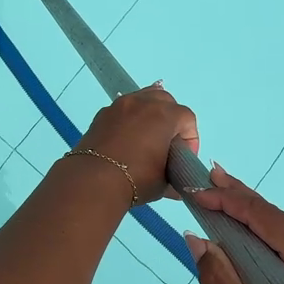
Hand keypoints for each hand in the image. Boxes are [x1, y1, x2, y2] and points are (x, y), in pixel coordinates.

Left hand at [74, 84, 197, 202]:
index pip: (187, 117)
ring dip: (149, 114)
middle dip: (171, 119)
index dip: (190, 138)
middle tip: (167, 143)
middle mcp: (141, 102)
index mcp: (162, 115)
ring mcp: (119, 105)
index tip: (182, 157)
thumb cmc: (136, 178)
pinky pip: (122, 108)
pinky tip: (126, 139)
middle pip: (165, 100)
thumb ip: (174, 175)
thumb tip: (175, 185)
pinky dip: (129, 118)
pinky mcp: (102, 113)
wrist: (93, 179)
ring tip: (147, 138)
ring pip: (142, 98)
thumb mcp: (164, 182)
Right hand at [184, 165, 283, 283]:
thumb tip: (196, 238)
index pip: (263, 215)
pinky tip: (254, 224)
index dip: (227, 199)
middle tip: (209, 173)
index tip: (195, 189)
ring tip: (223, 192)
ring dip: (256, 215)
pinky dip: (273, 232)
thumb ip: (220, 279)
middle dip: (240, 198)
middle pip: (278, 216)